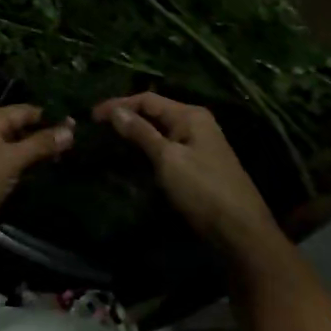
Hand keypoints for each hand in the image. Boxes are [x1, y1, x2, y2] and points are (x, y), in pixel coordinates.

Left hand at [0, 106, 73, 239]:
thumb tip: (71, 130)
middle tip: (77, 143)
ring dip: (40, 151)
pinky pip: (14, 160)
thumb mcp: (11, 160)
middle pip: (23, 127)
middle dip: (47, 135)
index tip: (77, 125)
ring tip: (70, 155)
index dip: (50, 118)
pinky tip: (51, 168)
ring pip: (20, 145)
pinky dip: (30, 163)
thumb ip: (41, 143)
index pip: (25, 111)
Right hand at [94, 92, 285, 255]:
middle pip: (153, 113)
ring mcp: (197, 145)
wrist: (239, 231)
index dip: (118, 105)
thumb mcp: (168, 159)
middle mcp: (195, 124)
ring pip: (158, 132)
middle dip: (125, 118)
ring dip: (133, 134)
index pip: (147, 99)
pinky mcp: (195, 165)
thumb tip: (115, 111)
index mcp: (190, 116)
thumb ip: (141, 133)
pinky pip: (164, 149)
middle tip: (95, 129)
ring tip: (107, 142)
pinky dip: (145, 149)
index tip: (91, 117)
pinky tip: (130, 158)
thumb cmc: (203, 190)